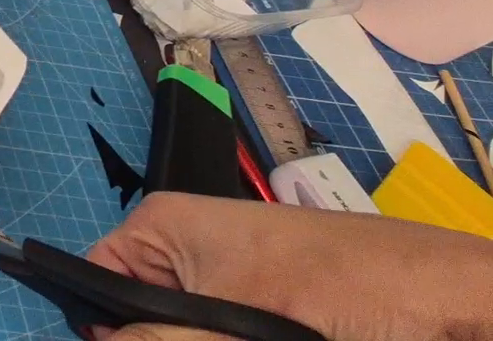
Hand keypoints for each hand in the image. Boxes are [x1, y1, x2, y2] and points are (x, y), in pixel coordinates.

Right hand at [86, 192, 492, 340]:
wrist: (464, 302)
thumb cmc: (348, 286)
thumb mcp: (246, 316)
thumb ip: (167, 335)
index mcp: (164, 228)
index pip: (101, 275)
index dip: (106, 324)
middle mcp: (190, 253)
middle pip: (149, 315)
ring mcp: (237, 289)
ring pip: (196, 334)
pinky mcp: (276, 321)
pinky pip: (232, 335)